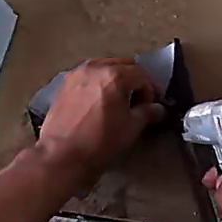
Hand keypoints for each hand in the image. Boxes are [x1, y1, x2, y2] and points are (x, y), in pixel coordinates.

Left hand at [34, 58, 164, 183]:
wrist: (62, 156)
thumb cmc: (101, 142)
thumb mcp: (131, 128)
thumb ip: (147, 113)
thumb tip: (158, 108)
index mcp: (115, 75)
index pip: (142, 75)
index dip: (151, 90)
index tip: (153, 105)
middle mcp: (96, 67)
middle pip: (124, 65)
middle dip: (135, 80)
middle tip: (139, 100)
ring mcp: (77, 73)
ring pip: (105, 66)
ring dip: (116, 78)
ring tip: (119, 98)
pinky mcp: (65, 83)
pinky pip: (88, 74)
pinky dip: (99, 81)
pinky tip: (100, 99)